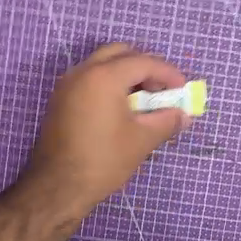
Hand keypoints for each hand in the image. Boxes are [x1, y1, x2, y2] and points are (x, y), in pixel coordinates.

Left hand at [21, 44, 191, 218]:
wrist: (57, 187)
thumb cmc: (103, 161)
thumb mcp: (142, 140)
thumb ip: (166, 121)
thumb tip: (184, 115)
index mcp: (104, 76)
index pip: (144, 62)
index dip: (168, 74)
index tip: (182, 91)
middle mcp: (82, 72)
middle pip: (120, 54)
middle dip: (145, 68)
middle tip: (161, 91)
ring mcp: (67, 85)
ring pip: (102, 65)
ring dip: (126, 75)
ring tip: (143, 101)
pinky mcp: (60, 100)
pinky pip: (89, 79)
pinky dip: (109, 85)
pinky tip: (121, 109)